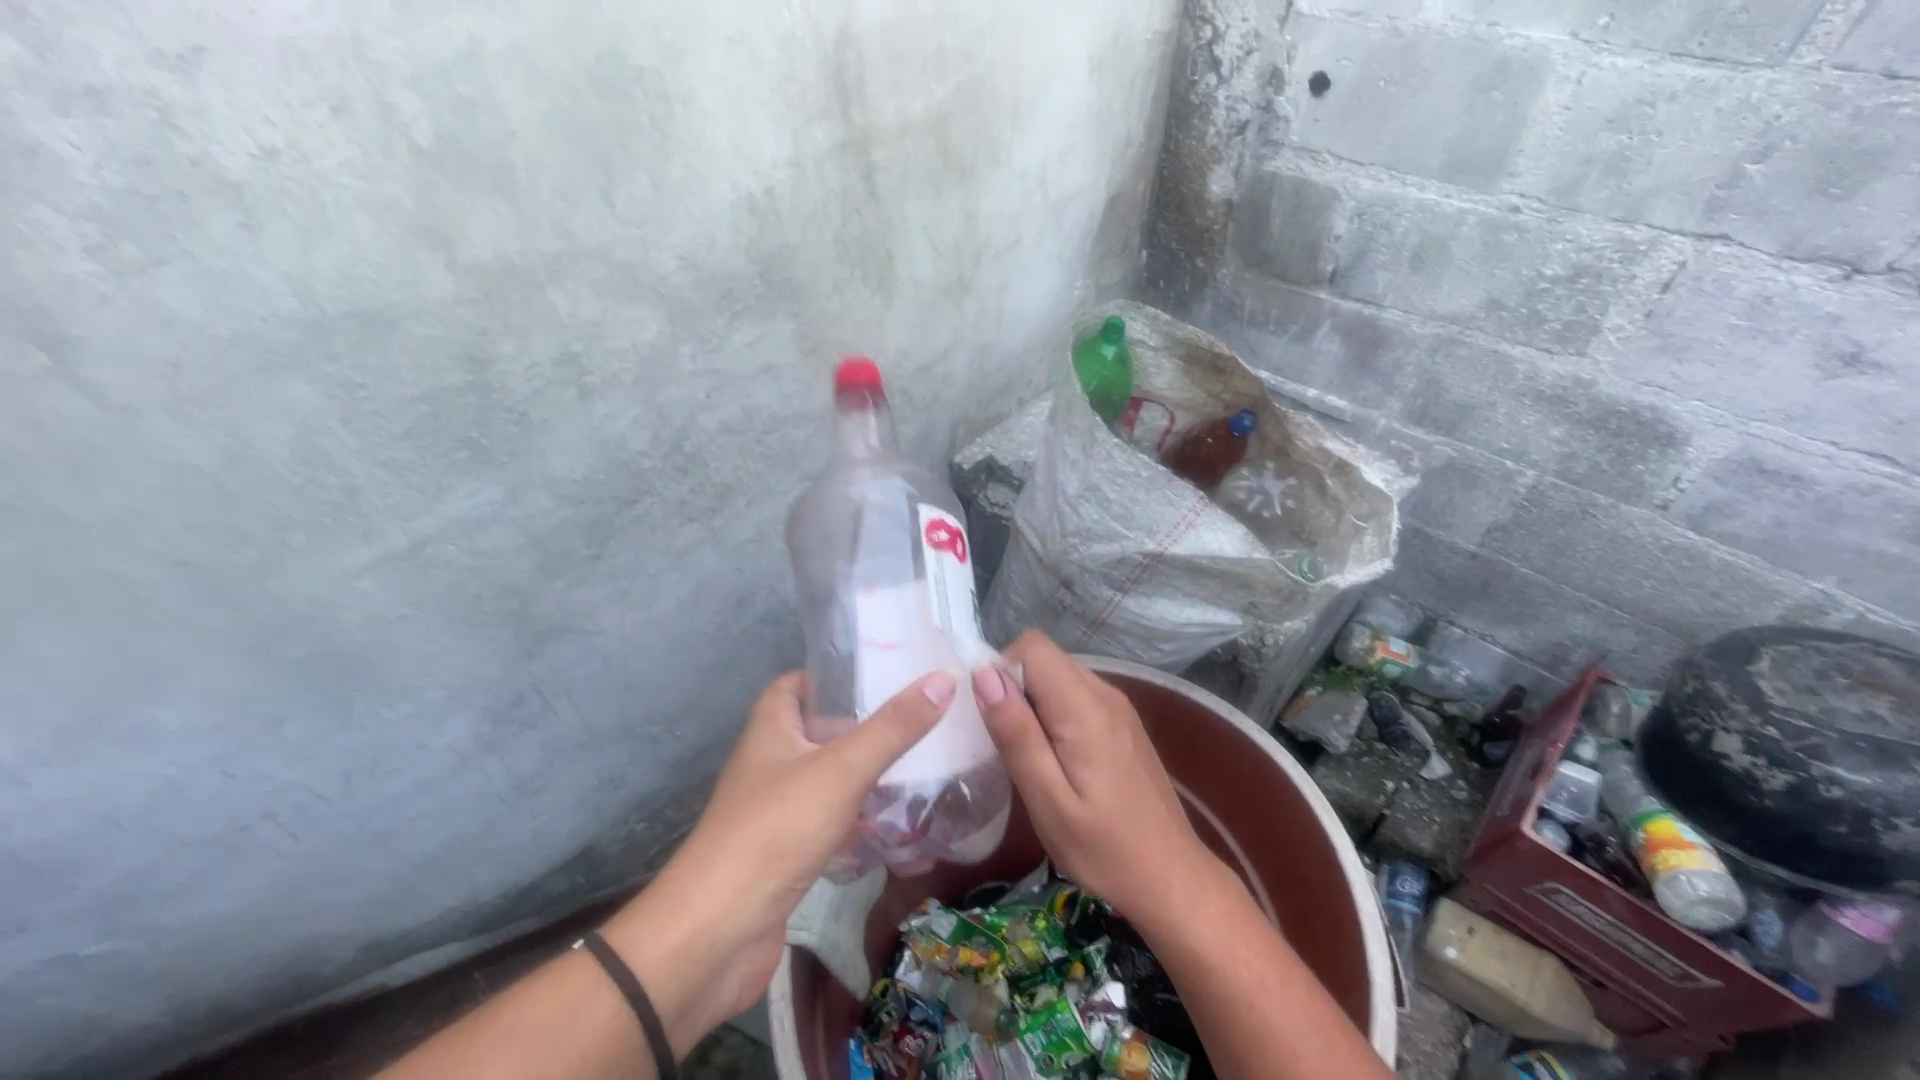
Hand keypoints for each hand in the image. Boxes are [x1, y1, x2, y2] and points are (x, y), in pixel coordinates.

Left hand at [600, 670, 953, 1055]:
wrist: (719, 931)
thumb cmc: (775, 831)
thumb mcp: (842, 770)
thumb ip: (893, 728)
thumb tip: (943, 678)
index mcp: (770, 731)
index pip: (793, 685)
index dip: (829, 677)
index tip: (881, 676)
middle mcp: (770, 766)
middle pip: (820, 736)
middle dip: (867, 732)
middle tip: (923, 728)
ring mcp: (777, 814)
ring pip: (831, 786)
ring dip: (871, 784)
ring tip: (928, 779)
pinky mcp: (789, 857)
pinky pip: (834, 831)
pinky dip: (865, 831)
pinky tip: (905, 840)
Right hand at [971, 631, 1213, 925]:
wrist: (1170, 877)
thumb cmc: (1104, 848)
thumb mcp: (1047, 800)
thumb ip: (1016, 733)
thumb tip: (984, 674)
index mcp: (1085, 707)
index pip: (1030, 646)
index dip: (1001, 673)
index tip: (993, 722)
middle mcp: (1105, 693)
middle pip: (1044, 659)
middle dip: (1014, 691)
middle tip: (1008, 749)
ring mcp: (1118, 707)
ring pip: (1058, 677)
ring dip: (1032, 706)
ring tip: (1030, 761)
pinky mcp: (1122, 724)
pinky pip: (1075, 697)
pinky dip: (1053, 717)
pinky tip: (1056, 765)